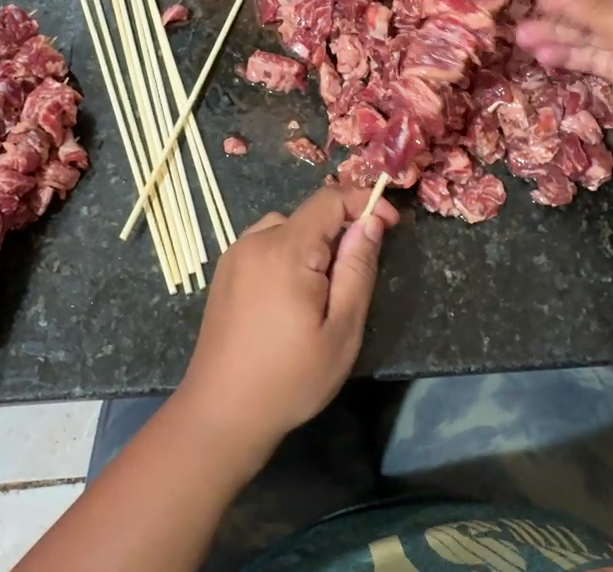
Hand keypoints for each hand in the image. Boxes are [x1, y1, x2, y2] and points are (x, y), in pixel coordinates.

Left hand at [173, 185, 401, 448]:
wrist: (221, 413)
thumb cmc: (290, 377)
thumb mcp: (342, 329)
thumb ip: (358, 269)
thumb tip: (371, 221)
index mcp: (285, 250)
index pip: (329, 199)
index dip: (364, 202)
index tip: (390, 224)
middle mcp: (255, 242)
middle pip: (308, 216)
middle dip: (338, 234)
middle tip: (354, 282)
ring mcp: (235, 256)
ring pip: (286, 230)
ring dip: (311, 247)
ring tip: (320, 297)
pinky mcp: (225, 274)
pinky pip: (265, 246)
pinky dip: (287, 256)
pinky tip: (289, 300)